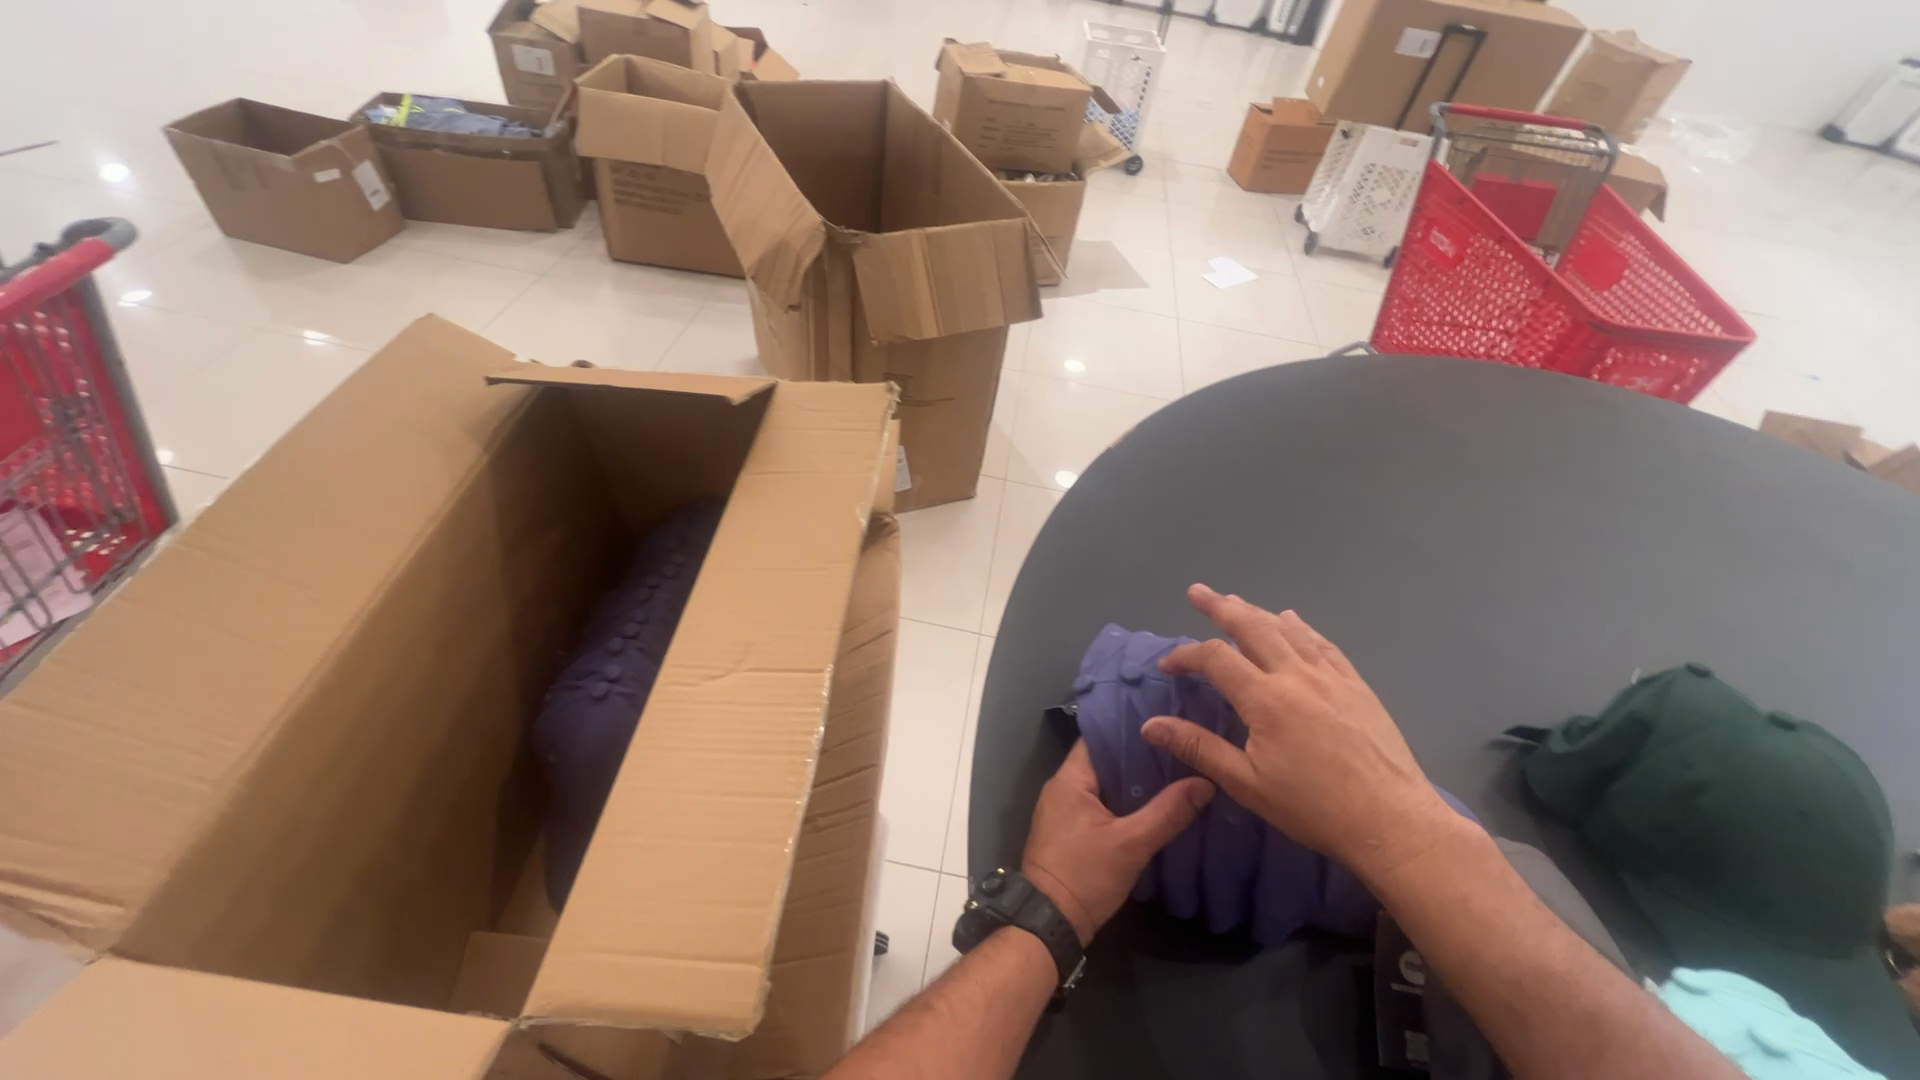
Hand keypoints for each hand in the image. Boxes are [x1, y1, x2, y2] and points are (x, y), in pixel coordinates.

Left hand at [1023, 740, 1214, 944]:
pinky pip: (1100, 804)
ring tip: (1173, 772)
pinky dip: (1123, 803)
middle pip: (1104, 761)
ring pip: (1104, 784)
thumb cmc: (1084, 875)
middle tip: (1178, 749)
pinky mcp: (1071, 830)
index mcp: (1070, 779)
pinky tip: (1152, 805)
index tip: (1164, 726)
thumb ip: (1167, 813)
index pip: (1100, 738)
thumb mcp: (1131, 844)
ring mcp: (1065, 810)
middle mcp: (1063, 787)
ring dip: (1132, 782)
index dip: (1131, 731)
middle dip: (1139, 757)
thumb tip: (1205, 782)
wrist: (1050, 922)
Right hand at [1141, 584, 1464, 882]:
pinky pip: (1323, 644)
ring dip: (1257, 611)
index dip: (1185, 656)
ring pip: (1288, 629)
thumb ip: (1198, 747)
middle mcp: (1296, 676)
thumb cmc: (1314, 808)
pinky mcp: (1357, 686)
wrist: (1393, 821)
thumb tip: (1150, 726)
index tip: (1166, 667)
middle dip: (1220, 606)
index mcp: (1265, 699)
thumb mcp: (1246, 784)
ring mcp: (1331, 677)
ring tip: (1235, 601)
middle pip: (1252, 626)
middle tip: (1197, 591)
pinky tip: (1293, 619)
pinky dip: (1301, 627)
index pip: (1215, 658)